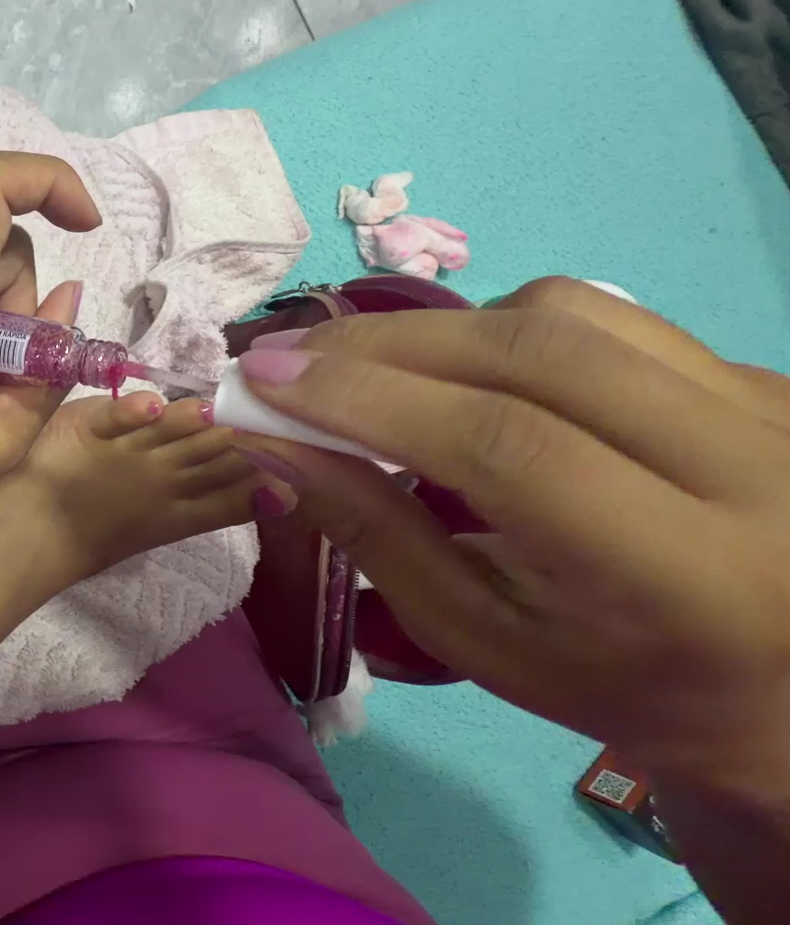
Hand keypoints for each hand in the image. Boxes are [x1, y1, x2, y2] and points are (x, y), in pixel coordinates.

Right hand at [232, 278, 789, 792]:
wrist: (771, 684)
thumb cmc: (597, 677)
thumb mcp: (465, 629)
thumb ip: (366, 527)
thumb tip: (264, 439)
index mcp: (680, 574)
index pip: (504, 446)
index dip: (366, 399)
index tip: (259, 379)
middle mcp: (755, 472)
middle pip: (533, 354)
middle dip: (379, 344)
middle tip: (282, 354)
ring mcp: (768, 409)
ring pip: (566, 313)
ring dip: (432, 328)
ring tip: (359, 363)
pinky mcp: (755, 375)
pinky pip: (601, 315)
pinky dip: (493, 326)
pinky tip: (454, 366)